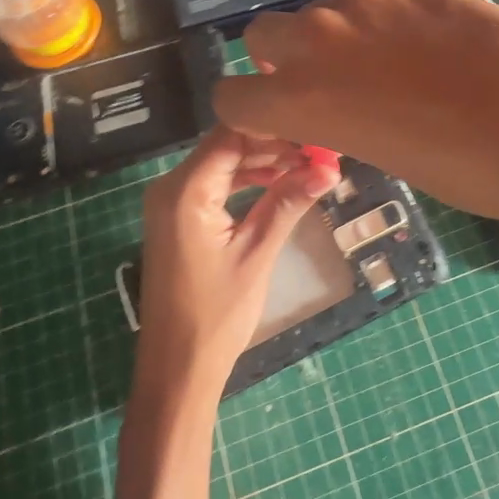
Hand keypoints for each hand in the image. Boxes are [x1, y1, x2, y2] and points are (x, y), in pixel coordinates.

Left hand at [136, 127, 341, 378]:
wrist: (176, 370)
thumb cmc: (216, 315)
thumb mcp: (256, 255)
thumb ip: (287, 204)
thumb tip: (328, 169)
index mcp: (186, 190)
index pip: (232, 134)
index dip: (275, 128)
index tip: (315, 132)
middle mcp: (171, 187)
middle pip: (226, 145)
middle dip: (272, 145)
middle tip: (319, 150)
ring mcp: (170, 203)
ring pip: (221, 164)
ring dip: (261, 163)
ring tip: (307, 166)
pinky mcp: (177, 219)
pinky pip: (213, 185)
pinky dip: (244, 182)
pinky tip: (278, 184)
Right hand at [213, 0, 498, 242]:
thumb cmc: (474, 171)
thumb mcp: (387, 160)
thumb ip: (340, 124)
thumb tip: (335, 109)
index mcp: (303, 97)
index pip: (232, 95)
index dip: (251, 112)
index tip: (277, 122)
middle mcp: (321, 38)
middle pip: (264, 33)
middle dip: (281, 59)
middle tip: (327, 88)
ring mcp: (368, 2)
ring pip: (325, 13)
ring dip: (340, 39)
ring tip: (395, 70)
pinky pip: (378, 2)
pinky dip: (389, 23)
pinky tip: (436, 50)